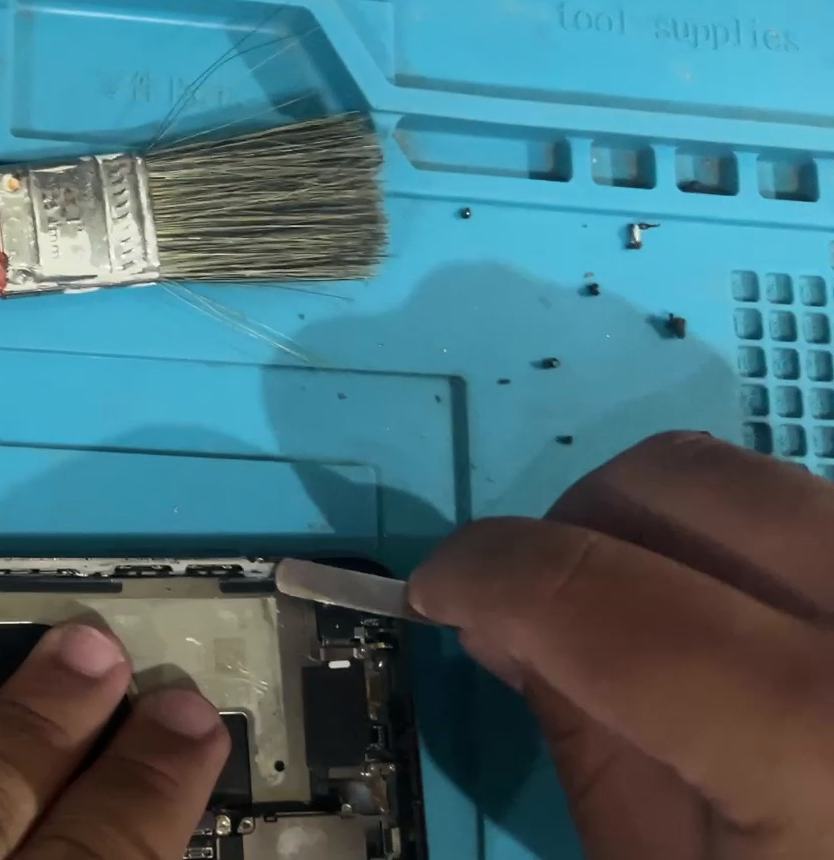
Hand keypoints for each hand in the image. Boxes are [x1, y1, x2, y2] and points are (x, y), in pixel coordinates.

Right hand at [410, 431, 833, 858]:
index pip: (586, 587)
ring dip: (673, 535)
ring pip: (779, 490)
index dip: (474, 571)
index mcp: (827, 747)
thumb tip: (498, 625)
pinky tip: (773, 648)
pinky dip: (768, 562)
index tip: (437, 596)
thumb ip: (584, 742)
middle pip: (690, 485)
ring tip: (669, 627)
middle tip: (552, 605)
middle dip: (574, 523)